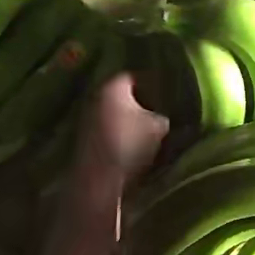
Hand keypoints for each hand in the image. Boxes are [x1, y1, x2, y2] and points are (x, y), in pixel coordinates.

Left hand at [73, 73, 167, 199]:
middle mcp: (96, 96)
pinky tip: (137, 141)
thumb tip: (164, 113)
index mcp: (113, 86)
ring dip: (131, 117)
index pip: (135, 75)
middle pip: (123, 93)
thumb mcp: (161, 126)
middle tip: (163, 107)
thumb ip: (164, 114)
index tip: (169, 90)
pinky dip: (122, 131)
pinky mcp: (85, 139)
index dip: (154, 81)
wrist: (100, 180)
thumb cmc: (131, 144)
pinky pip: (109, 127)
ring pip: (115, 111)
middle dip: (142, 99)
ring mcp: (87, 118)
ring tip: (152, 127)